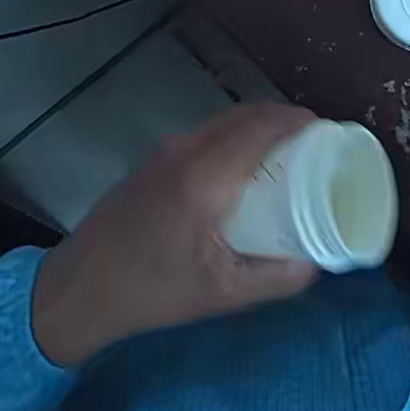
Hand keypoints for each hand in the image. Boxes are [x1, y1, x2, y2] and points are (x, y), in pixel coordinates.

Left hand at [30, 102, 323, 366]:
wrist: (84, 282)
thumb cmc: (154, 288)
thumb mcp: (222, 294)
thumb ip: (275, 279)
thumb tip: (314, 263)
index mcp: (205, 177)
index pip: (257, 128)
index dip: (293, 120)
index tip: (325, 129)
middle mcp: (184, 152)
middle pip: (240, 116)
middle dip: (279, 119)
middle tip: (312, 141)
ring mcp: (164, 153)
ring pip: (219, 123)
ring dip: (254, 125)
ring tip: (284, 151)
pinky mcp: (153, 161)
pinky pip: (202, 135)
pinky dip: (231, 136)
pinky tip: (241, 165)